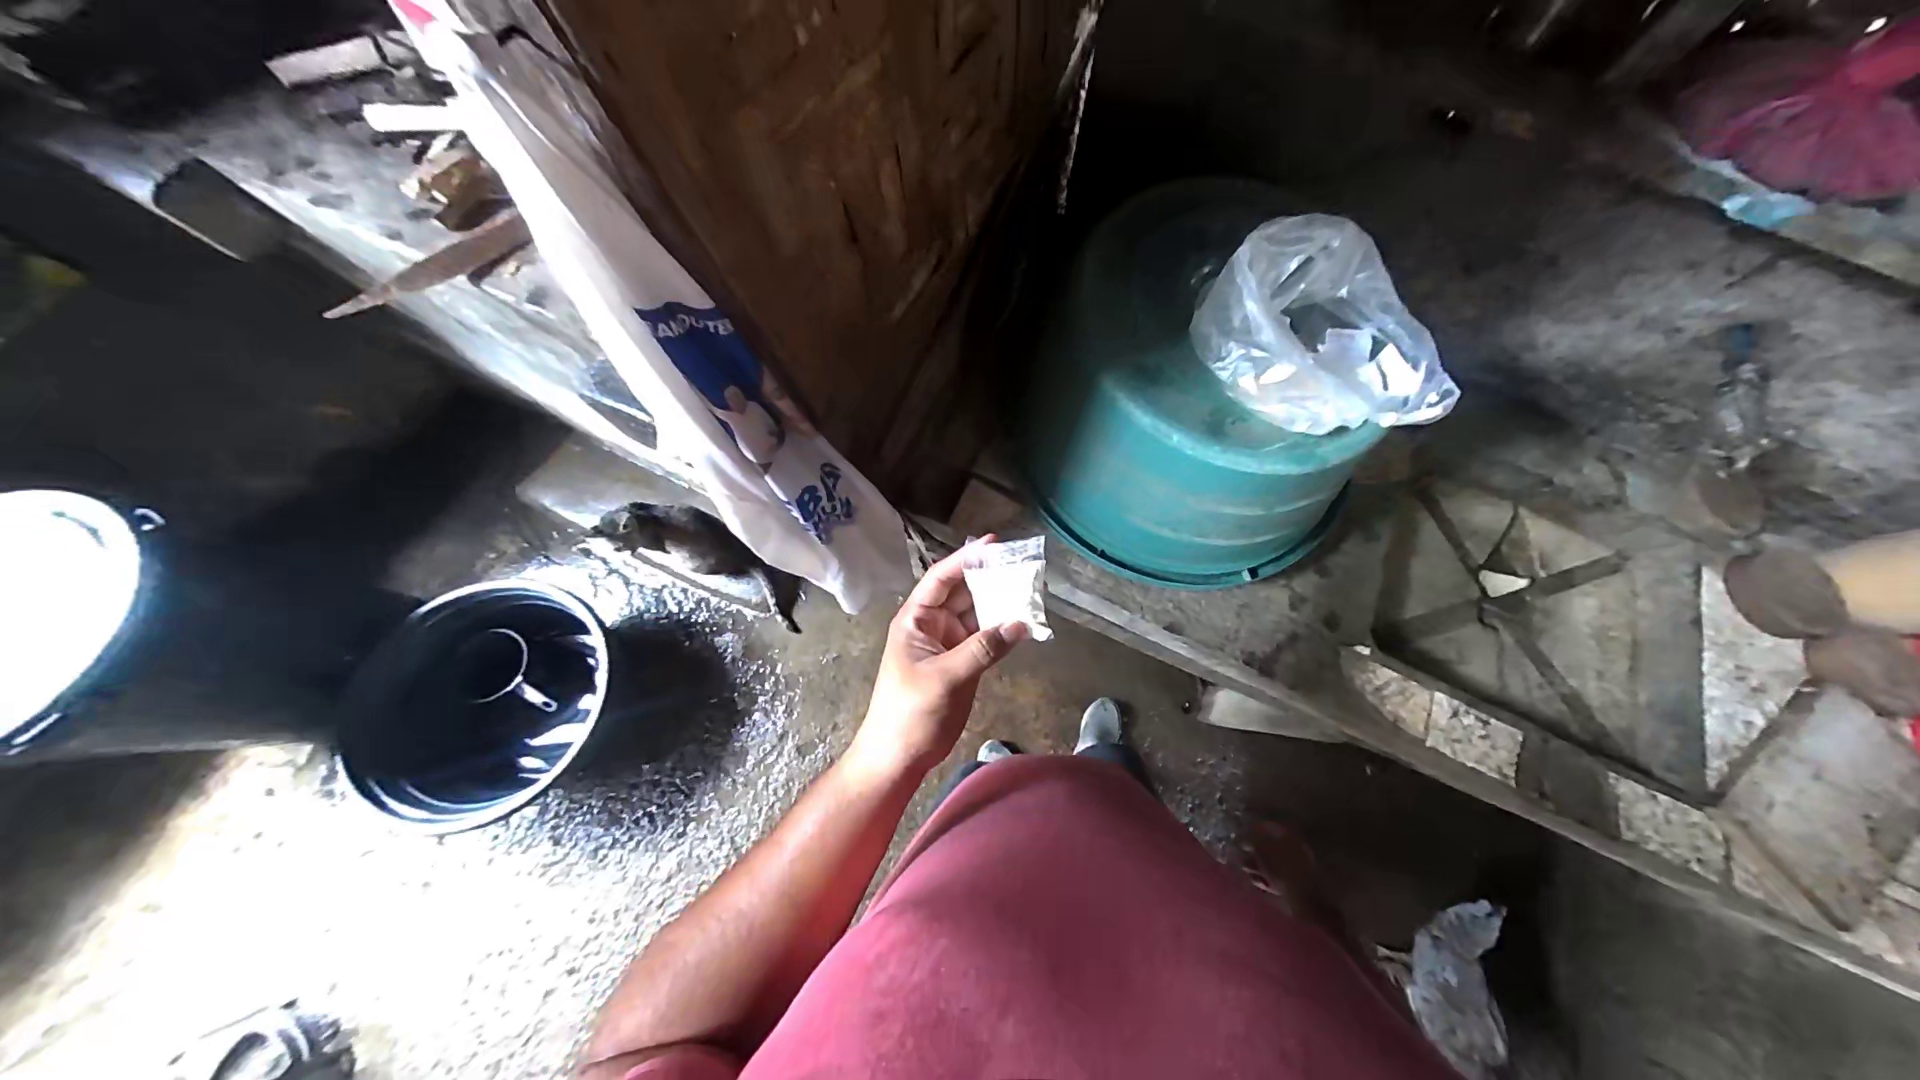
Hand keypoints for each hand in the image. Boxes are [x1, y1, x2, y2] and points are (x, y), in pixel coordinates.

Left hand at [848, 537, 1030, 777]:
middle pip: (963, 592)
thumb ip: (983, 649)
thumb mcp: (945, 677)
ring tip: (1031, 588)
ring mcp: (948, 644)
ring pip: (978, 614)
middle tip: (1022, 563)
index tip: (993, 543)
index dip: (965, 559)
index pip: (942, 579)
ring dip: (1000, 603)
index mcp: (916, 619)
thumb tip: (1020, 624)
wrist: (900, 754)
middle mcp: (932, 625)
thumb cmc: (910, 711)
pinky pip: (986, 639)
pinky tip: (1025, 623)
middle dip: (990, 577)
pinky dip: (1003, 631)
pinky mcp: (962, 663)